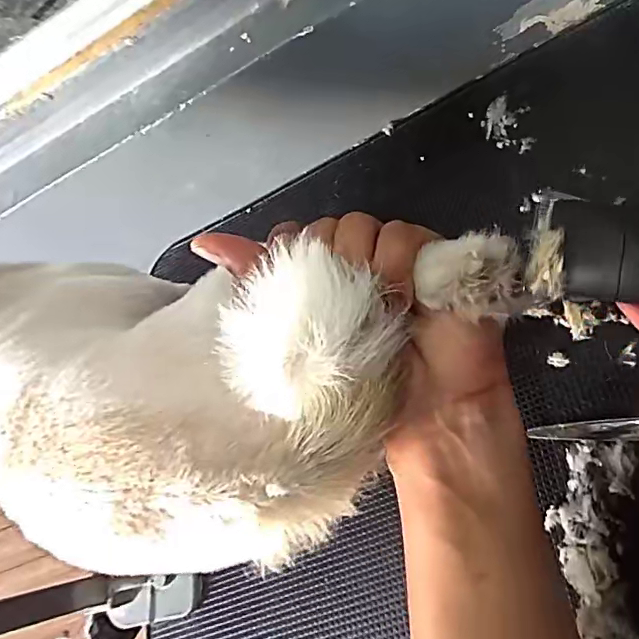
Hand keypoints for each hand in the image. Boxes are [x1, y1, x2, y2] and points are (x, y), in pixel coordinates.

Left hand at [193, 215, 521, 488]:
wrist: (431, 412)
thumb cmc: (368, 388)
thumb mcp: (298, 347)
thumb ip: (262, 291)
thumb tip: (205, 243)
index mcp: (323, 281)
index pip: (294, 238)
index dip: (291, 256)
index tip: (296, 288)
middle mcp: (357, 265)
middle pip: (326, 228)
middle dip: (329, 265)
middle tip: (343, 311)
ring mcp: (396, 259)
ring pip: (362, 226)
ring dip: (365, 267)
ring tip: (377, 310)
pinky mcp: (433, 257)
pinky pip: (404, 235)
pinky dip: (400, 260)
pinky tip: (402, 297)